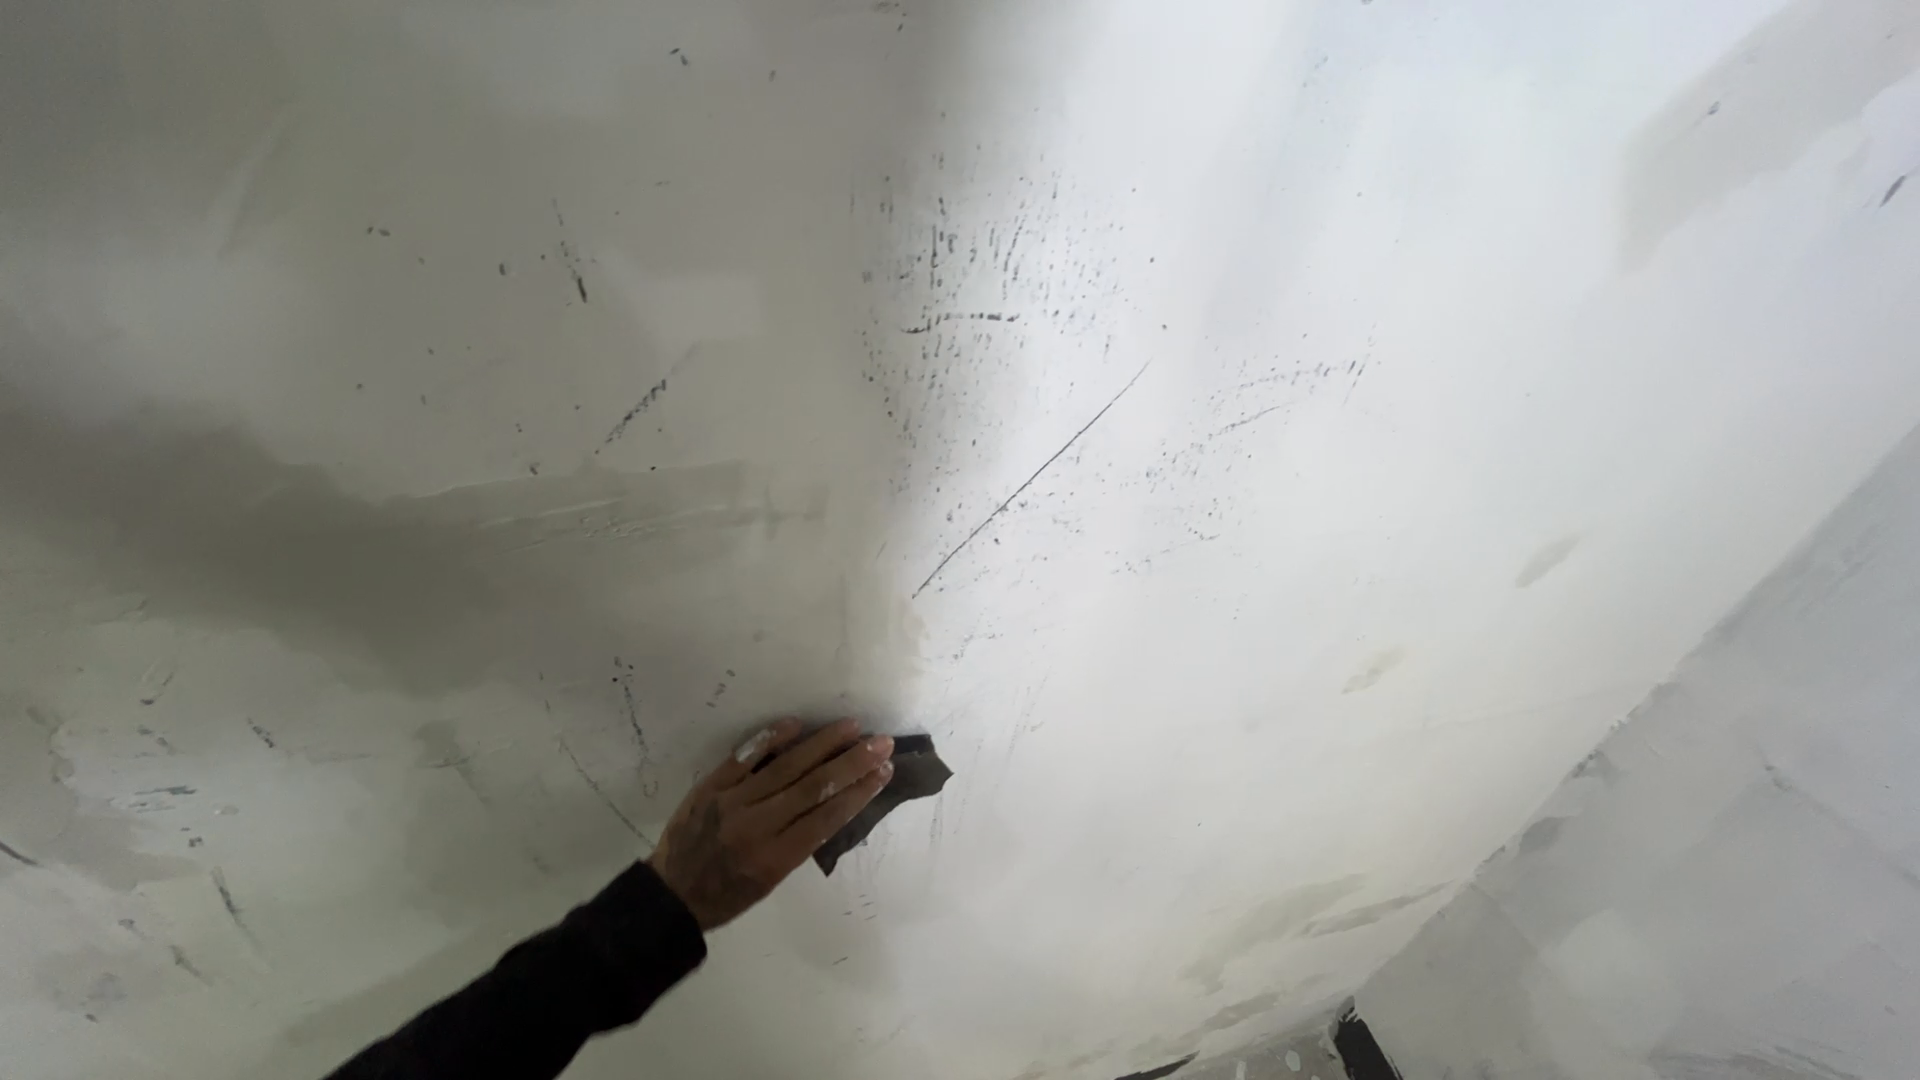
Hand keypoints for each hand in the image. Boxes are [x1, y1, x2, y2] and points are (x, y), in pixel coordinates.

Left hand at [649, 718, 892, 929]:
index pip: (828, 817)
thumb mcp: (772, 880)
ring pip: (785, 766)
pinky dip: (772, 738)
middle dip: (852, 762)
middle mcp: (756, 827)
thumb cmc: (729, 893)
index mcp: (775, 858)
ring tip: (850, 726)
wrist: (670, 894)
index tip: (884, 770)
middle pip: (814, 786)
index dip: (860, 791)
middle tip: (880, 742)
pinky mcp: (711, 785)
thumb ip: (801, 840)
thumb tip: (838, 799)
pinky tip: (797, 724)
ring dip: (822, 743)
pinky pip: (746, 756)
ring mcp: (731, 802)